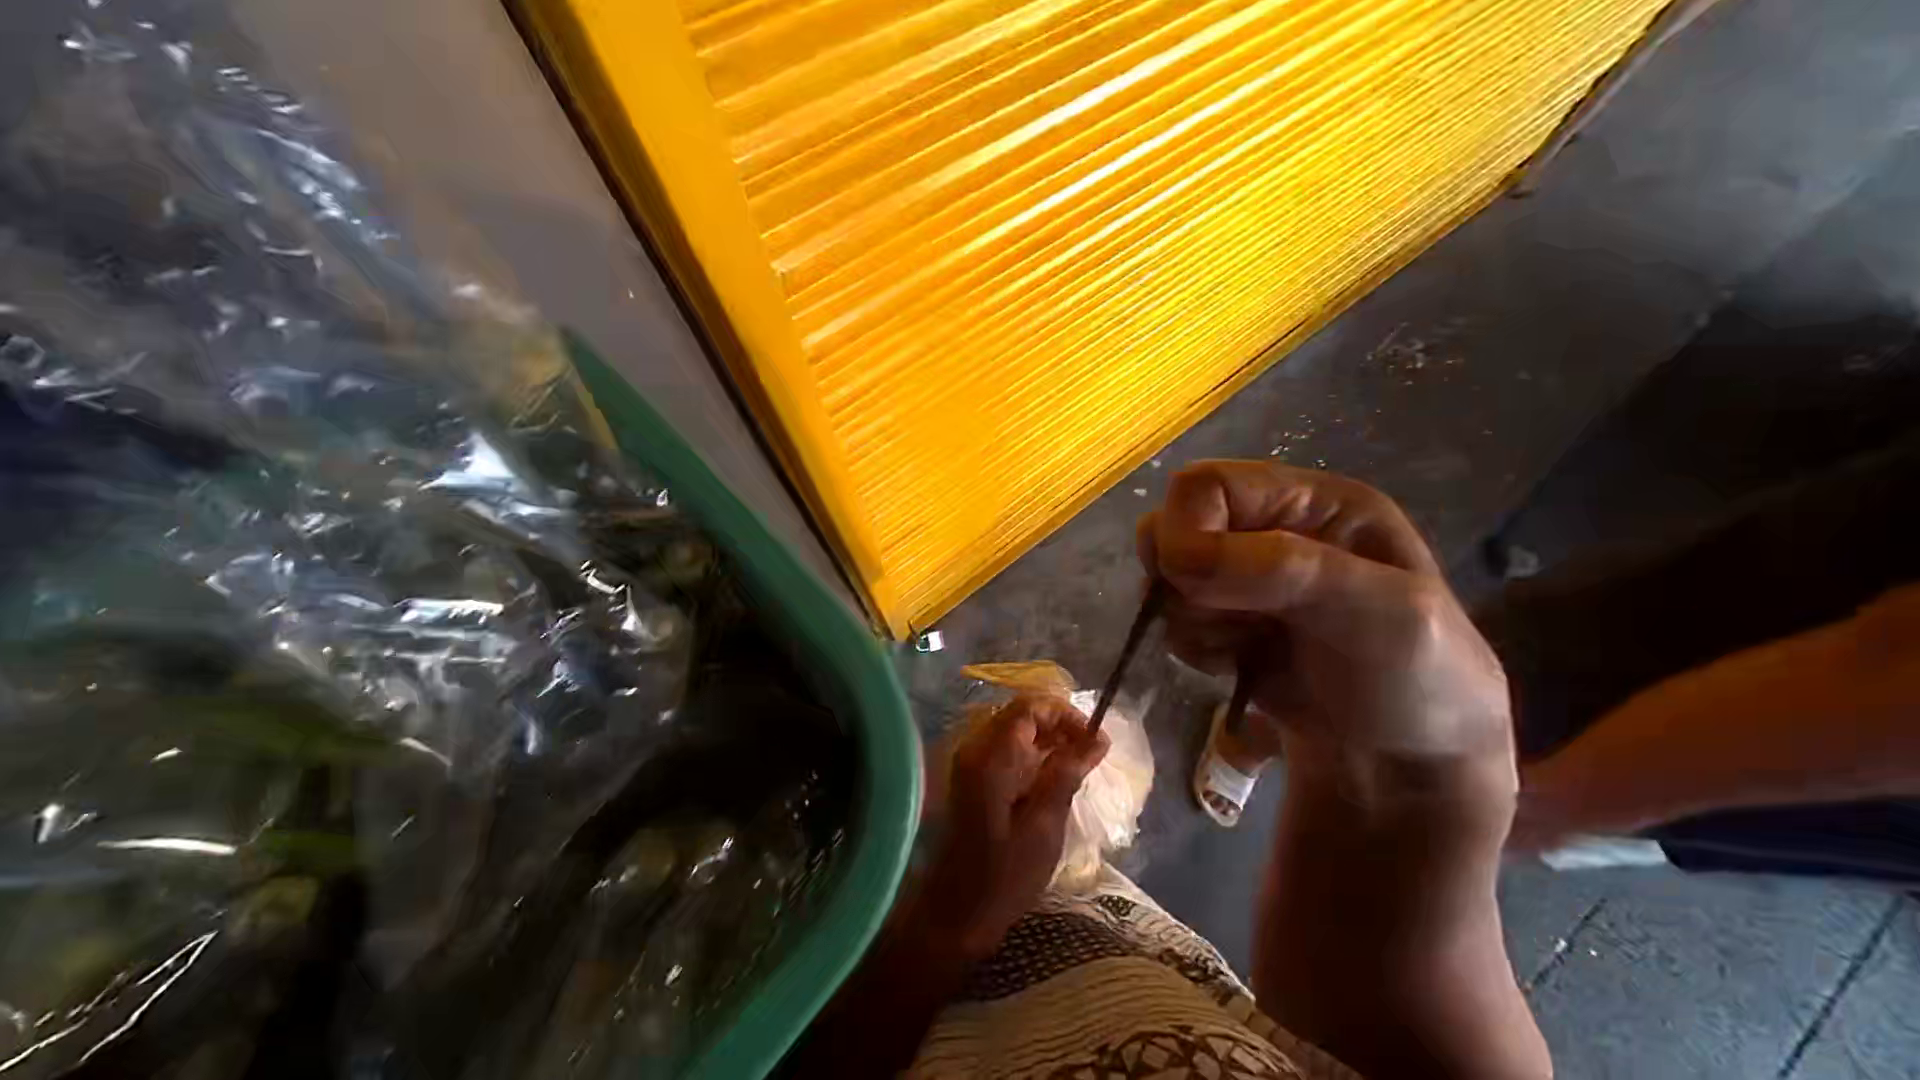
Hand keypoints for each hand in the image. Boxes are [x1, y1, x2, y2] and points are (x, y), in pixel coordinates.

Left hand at [919, 694, 1108, 960]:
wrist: (954, 914)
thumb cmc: (1004, 876)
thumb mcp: (1045, 825)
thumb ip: (1067, 773)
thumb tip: (1097, 737)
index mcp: (990, 757)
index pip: (1029, 707)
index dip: (1065, 713)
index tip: (1095, 737)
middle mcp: (974, 750)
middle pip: (1020, 715)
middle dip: (1058, 726)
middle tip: (1090, 752)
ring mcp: (968, 764)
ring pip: (1013, 732)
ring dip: (1046, 741)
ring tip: (1078, 766)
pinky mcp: (970, 780)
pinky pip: (1004, 752)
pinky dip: (1031, 757)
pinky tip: (1052, 779)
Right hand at [1138, 461, 1513, 792]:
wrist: (1406, 769)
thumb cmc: (1415, 681)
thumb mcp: (1379, 613)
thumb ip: (1284, 569)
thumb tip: (1177, 556)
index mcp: (1314, 504)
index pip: (1206, 486)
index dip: (1186, 529)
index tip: (1194, 584)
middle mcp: (1270, 530)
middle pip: (1173, 527)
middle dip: (1185, 581)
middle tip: (1230, 620)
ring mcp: (1243, 578)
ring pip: (1165, 577)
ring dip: (1193, 620)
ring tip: (1248, 649)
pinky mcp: (1225, 621)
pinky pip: (1171, 619)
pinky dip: (1194, 646)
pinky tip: (1239, 665)